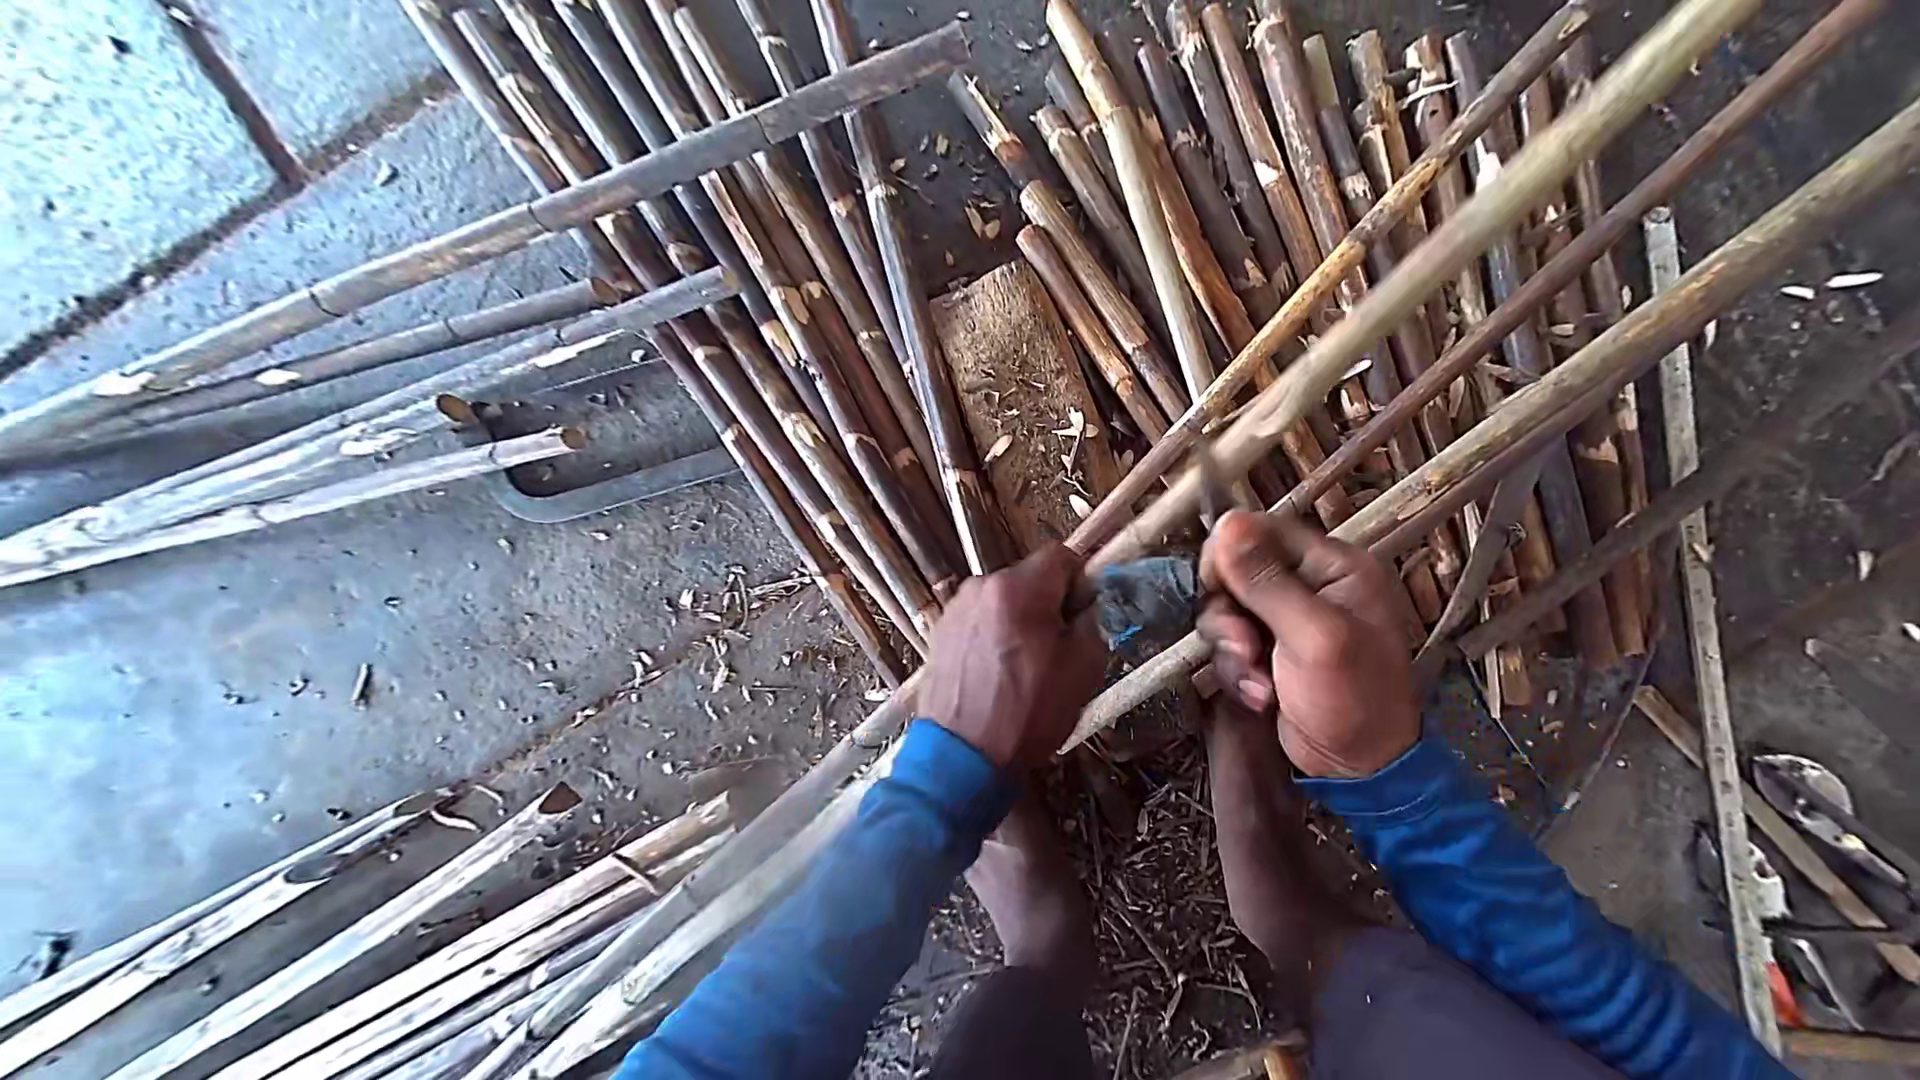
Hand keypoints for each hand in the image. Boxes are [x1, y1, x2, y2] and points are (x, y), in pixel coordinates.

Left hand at [918, 544, 1106, 769]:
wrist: (962, 758)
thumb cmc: (1029, 714)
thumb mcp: (1084, 668)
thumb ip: (1092, 621)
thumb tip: (1086, 604)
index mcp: (1017, 588)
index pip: (1060, 555)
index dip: (1079, 580)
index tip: (1083, 612)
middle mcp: (980, 586)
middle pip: (1029, 578)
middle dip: (1048, 603)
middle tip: (1056, 647)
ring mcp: (955, 608)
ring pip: (1003, 600)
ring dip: (1018, 620)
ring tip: (1022, 667)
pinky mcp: (939, 631)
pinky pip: (979, 620)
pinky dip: (993, 635)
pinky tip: (995, 673)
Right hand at [1198, 510, 1418, 778]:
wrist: (1358, 769)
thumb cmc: (1354, 699)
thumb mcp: (1313, 635)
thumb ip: (1266, 580)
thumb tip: (1226, 523)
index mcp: (1332, 566)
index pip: (1260, 531)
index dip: (1230, 555)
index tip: (1219, 587)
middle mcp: (1306, 585)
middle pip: (1233, 571)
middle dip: (1228, 612)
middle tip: (1243, 645)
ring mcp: (1282, 619)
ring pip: (1223, 608)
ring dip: (1229, 646)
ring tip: (1255, 678)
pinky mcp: (1264, 649)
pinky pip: (1226, 642)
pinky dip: (1234, 669)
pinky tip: (1259, 693)